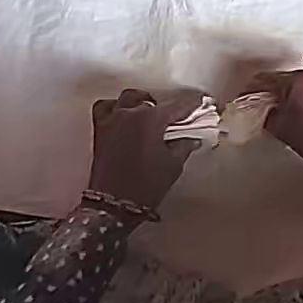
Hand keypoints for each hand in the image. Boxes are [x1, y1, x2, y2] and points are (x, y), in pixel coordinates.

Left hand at [87, 89, 200, 211]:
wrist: (114, 204)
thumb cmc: (146, 185)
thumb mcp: (173, 165)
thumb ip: (184, 145)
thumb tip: (192, 138)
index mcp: (151, 119)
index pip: (178, 105)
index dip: (193, 103)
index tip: (202, 101)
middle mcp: (130, 113)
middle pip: (154, 102)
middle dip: (169, 108)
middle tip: (180, 118)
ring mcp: (112, 119)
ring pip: (129, 99)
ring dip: (143, 103)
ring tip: (152, 113)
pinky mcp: (100, 129)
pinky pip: (107, 107)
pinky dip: (116, 107)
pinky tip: (124, 115)